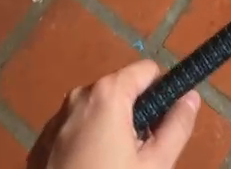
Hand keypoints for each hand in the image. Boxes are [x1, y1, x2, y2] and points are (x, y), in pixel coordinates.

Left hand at [28, 60, 199, 168]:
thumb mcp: (155, 165)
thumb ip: (177, 126)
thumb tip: (191, 96)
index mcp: (107, 93)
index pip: (147, 71)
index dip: (161, 95)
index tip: (163, 126)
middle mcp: (78, 96)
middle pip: (120, 92)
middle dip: (134, 117)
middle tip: (139, 157)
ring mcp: (55, 121)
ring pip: (96, 113)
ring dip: (109, 131)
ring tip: (113, 167)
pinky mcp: (40, 145)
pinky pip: (73, 132)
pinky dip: (85, 145)